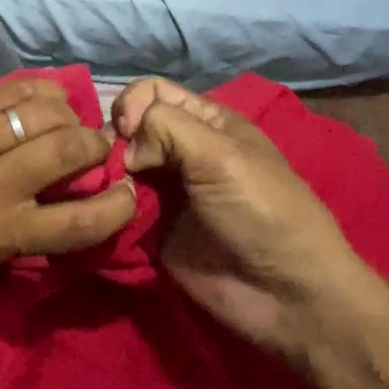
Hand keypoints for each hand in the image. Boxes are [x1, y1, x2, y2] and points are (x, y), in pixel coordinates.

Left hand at [0, 79, 136, 267]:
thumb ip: (30, 228)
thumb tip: (82, 195)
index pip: (79, 222)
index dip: (118, 206)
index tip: (127, 192)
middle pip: (69, 151)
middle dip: (96, 146)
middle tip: (93, 148)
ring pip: (46, 111)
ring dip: (69, 116)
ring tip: (65, 123)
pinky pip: (14, 88)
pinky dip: (41, 93)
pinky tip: (42, 101)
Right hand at [113, 78, 375, 360]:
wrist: (287, 296)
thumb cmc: (262, 213)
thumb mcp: (221, 154)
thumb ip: (166, 127)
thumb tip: (122, 145)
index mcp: (206, 123)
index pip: (151, 92)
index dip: (132, 105)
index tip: (129, 135)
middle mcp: (181, 152)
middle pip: (128, 129)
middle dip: (112, 142)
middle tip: (114, 170)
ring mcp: (165, 192)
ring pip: (117, 168)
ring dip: (104, 176)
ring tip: (103, 193)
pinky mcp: (152, 230)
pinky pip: (117, 209)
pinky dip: (104, 208)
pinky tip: (100, 214)